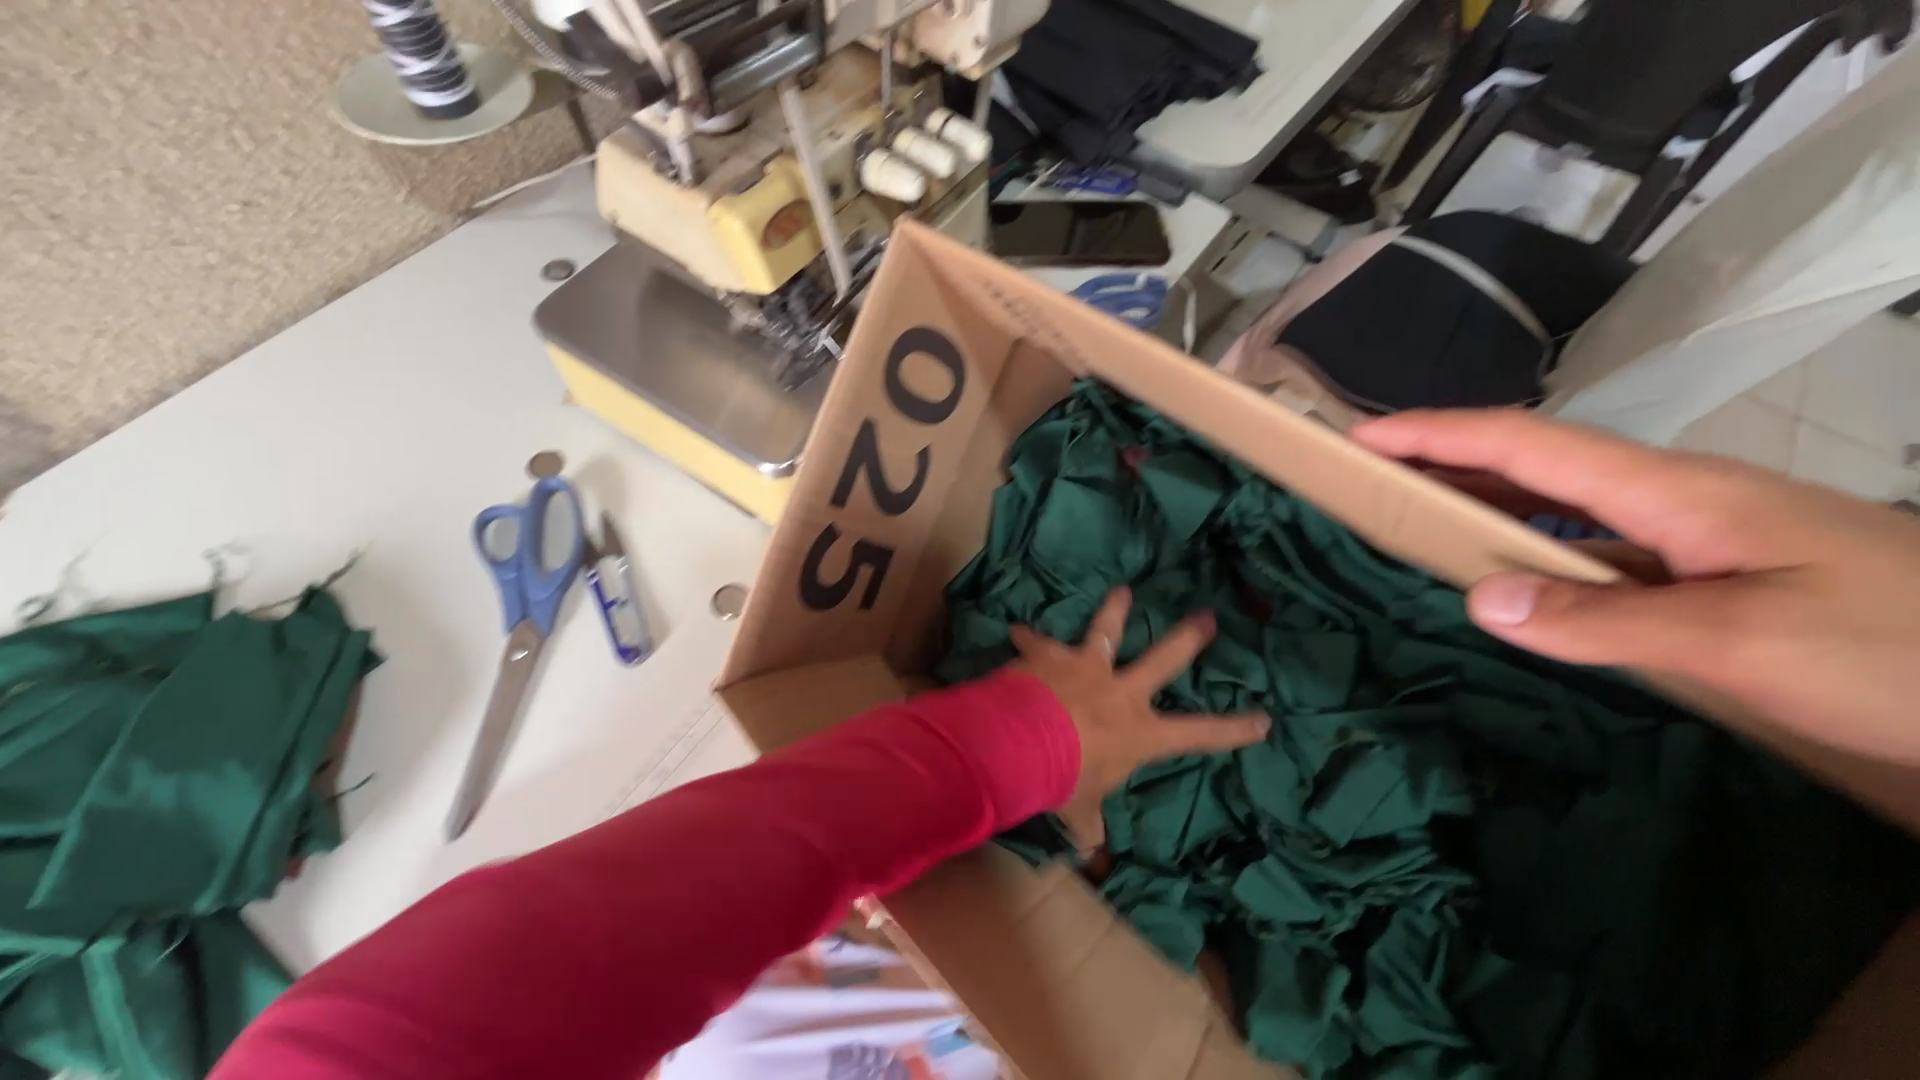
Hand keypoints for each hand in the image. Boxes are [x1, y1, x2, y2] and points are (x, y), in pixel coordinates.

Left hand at [1009, 587, 1270, 848]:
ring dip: (1114, 610)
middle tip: (1207, 617)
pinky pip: (1037, 642)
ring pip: (1106, 631)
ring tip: (1121, 590)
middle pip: (1163, 660)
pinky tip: (1016, 629)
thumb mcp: (1079, 808)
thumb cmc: (1061, 779)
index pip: (1198, 734)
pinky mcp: (1050, 656)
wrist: (1019, 742)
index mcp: (1140, 733)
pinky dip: (1027, 637)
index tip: (1263, 720)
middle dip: (1187, 639)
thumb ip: (1087, 825)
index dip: (1232, 730)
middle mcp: (1120, 692)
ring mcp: (1086, 668)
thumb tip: (1089, 851)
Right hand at [1352, 409, 1919, 765]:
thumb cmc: (1904, 653)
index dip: (1436, 433)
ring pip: (1565, 506)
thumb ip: (1599, 620)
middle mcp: (1676, 500)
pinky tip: (1515, 579)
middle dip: (1445, 457)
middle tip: (1369, 474)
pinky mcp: (1713, 574)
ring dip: (1486, 504)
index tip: (1360, 436)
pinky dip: (1535, 552)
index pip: (1526, 445)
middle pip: (1535, 462)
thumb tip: (1476, 597)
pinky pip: (1596, 549)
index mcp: (1674, 493)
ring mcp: (1698, 536)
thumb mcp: (1744, 641)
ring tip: (1416, 518)